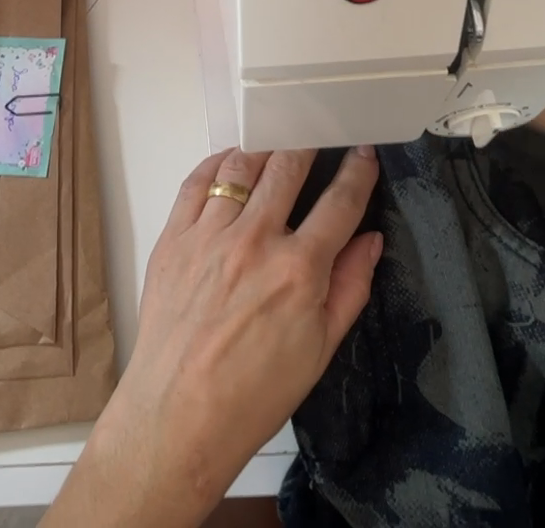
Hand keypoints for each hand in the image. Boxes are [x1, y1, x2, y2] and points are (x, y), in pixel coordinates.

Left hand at [45, 147, 382, 525]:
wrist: (180, 412)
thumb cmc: (256, 390)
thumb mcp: (321, 348)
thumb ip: (350, 286)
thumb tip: (371, 238)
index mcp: (299, 270)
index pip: (339, 202)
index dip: (357, 171)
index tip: (362, 151)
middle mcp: (255, 240)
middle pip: (287, 168)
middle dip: (307, 143)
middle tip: (315, 132)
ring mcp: (209, 235)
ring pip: (240, 166)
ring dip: (263, 149)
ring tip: (275, 144)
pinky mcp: (173, 238)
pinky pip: (195, 182)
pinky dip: (215, 163)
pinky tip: (228, 161)